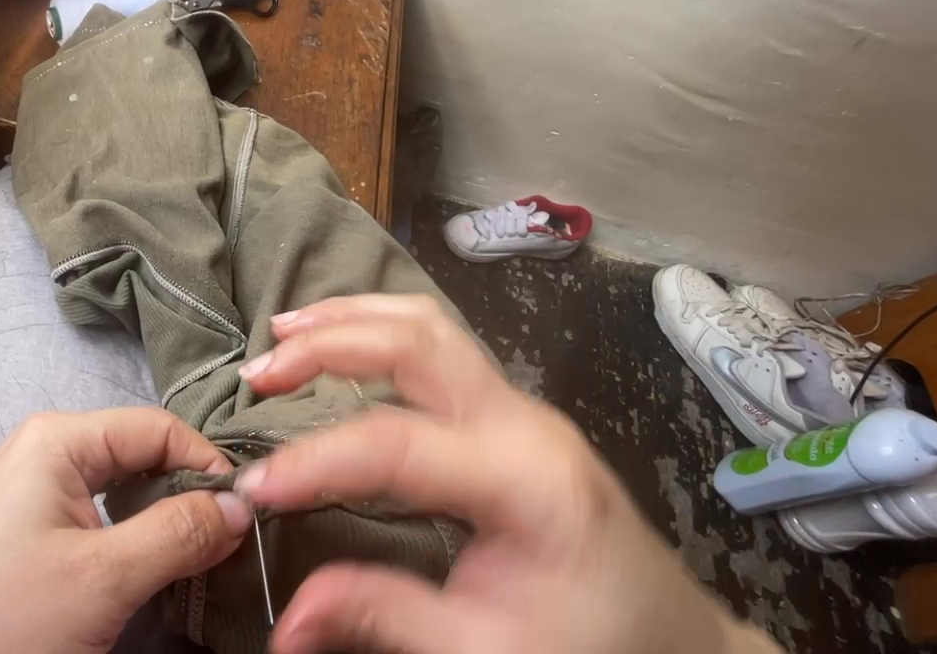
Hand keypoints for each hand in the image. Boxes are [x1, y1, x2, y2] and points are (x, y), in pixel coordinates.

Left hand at [0, 407, 253, 653]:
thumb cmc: (4, 618)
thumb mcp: (102, 579)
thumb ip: (177, 535)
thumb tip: (241, 504)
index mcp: (60, 437)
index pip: (157, 427)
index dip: (208, 464)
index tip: (251, 517)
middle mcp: (44, 447)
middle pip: (139, 453)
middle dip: (186, 495)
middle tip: (230, 547)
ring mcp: (30, 487)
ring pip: (118, 488)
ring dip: (160, 521)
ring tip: (197, 565)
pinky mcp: (23, 527)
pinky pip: (93, 515)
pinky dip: (129, 538)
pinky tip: (148, 573)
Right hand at [235, 294, 780, 653]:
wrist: (680, 643)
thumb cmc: (590, 649)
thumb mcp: (486, 653)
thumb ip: (381, 618)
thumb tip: (285, 625)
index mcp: (527, 480)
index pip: (395, 445)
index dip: (314, 459)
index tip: (256, 487)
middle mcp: (522, 419)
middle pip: (413, 343)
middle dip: (326, 347)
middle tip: (258, 376)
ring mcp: (518, 402)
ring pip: (423, 322)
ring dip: (347, 317)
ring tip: (282, 332)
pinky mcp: (505, 404)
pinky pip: (433, 336)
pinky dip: (373, 321)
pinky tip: (334, 334)